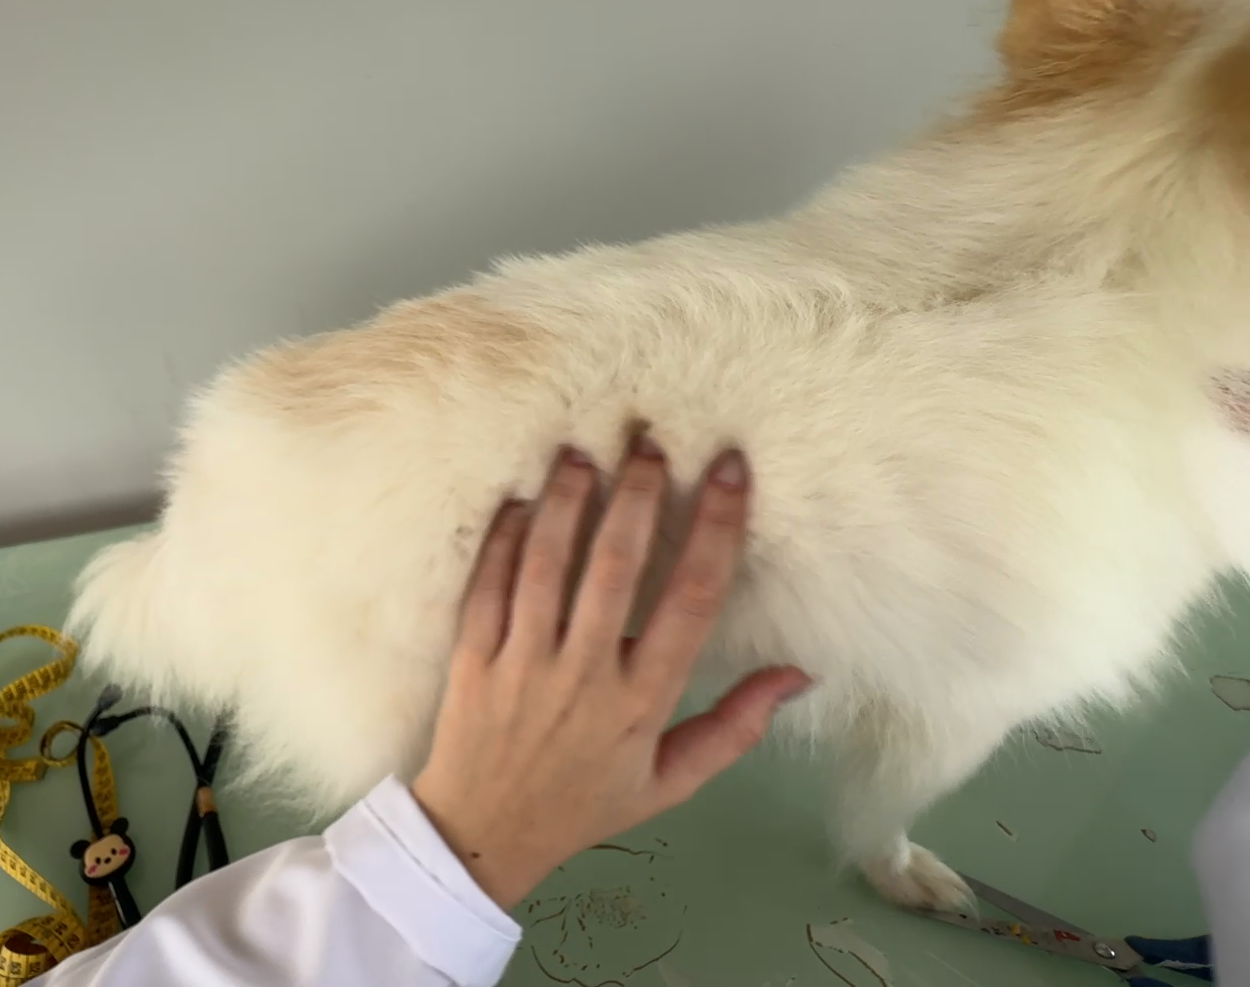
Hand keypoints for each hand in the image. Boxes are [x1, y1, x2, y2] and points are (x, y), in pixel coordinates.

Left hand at [410, 438, 811, 908]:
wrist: (487, 829)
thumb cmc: (584, 803)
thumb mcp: (671, 783)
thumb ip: (734, 729)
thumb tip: (797, 673)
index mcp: (642, 701)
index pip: (690, 601)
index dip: (713, 529)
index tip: (726, 472)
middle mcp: (584, 671)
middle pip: (613, 567)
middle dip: (633, 496)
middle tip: (644, 441)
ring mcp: (521, 659)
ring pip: (545, 566)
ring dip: (564, 504)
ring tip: (578, 451)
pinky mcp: (473, 654)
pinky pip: (487, 585)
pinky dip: (501, 540)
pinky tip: (517, 501)